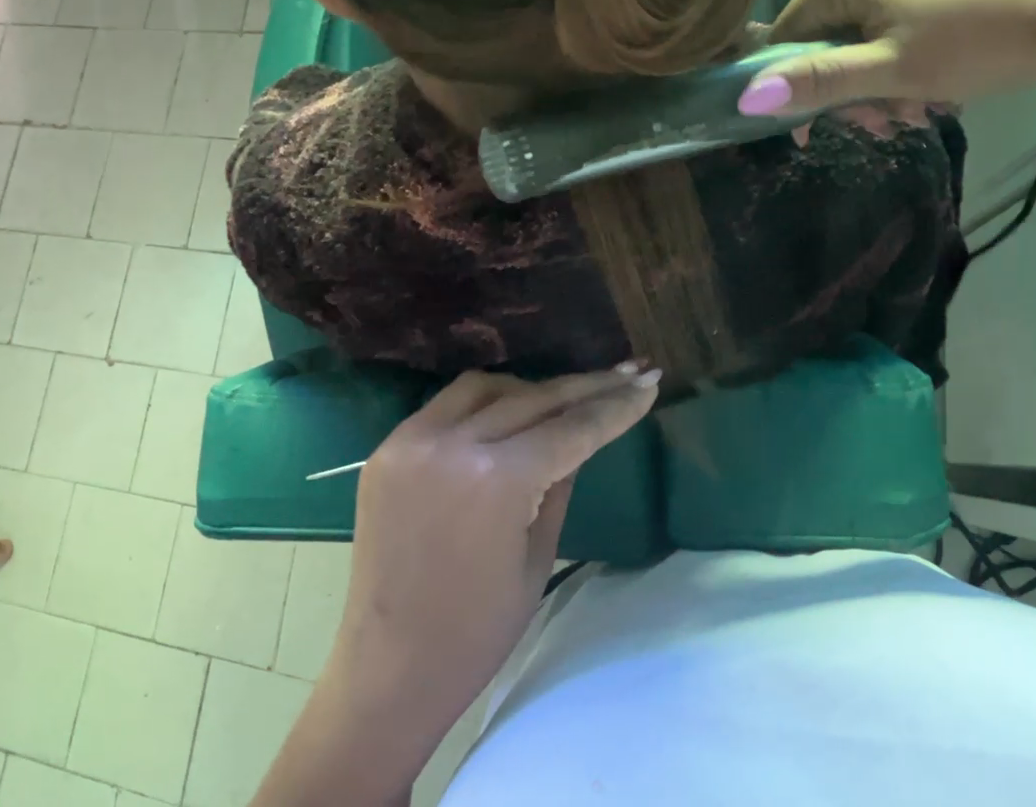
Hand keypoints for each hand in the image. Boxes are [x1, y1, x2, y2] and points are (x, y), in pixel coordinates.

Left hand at [335, 365, 660, 699]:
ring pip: (484, 388)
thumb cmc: (478, 629)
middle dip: (585, 387)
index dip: (616, 406)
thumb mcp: (537, 557)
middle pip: (532, 397)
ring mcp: (410, 441)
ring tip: (566, 397)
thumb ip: (560, 484)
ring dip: (529, 388)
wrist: (392, 662)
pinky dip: (482, 404)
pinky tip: (507, 413)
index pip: (571, 428)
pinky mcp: (386, 450)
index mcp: (497, 478)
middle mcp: (451, 443)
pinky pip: (443, 407)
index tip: (650, 384)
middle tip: (627, 374)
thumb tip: (578, 437)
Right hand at [738, 0, 1035, 115]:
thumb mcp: (891, 71)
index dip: (792, 86)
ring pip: (870, 25)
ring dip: (882, 76)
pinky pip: (904, 8)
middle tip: (885, 126)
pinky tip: (939, 78)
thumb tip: (745, 99)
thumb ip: (816, 82)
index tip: (815, 134)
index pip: (788, 32)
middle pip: (831, 30)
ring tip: (919, 110)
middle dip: (849, 87)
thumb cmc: (983, 37)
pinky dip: (909, 49)